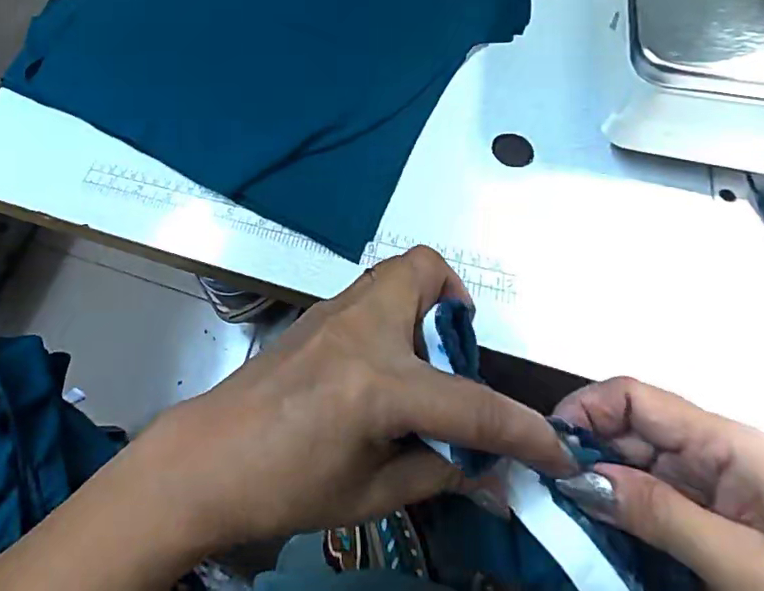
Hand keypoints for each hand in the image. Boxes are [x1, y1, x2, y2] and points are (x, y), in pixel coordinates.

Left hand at [0, 248, 572, 590]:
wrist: (206, 459)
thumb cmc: (284, 485)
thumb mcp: (371, 492)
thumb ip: (436, 470)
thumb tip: (489, 472)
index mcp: (377, 381)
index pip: (472, 403)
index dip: (525, 433)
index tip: (556, 452)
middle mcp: (358, 329)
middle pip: (423, 270)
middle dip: (458, 307)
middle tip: (459, 362)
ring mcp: (331, 313)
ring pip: (394, 273)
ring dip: (423, 307)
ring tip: (424, 367)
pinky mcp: (313, 316)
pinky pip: (369, 295)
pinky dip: (393, 317)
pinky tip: (383, 371)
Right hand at [555, 377, 763, 590]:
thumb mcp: (751, 568)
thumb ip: (664, 516)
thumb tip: (578, 476)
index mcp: (726, 443)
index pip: (633, 397)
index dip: (584, 410)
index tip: (546, 450)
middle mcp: (715, 453)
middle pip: (628, 430)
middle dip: (585, 453)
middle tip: (546, 495)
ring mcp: (717, 489)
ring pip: (636, 468)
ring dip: (601, 487)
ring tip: (566, 520)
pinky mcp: (720, 522)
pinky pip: (656, 503)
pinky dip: (626, 515)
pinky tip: (605, 538)